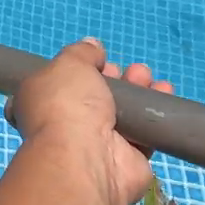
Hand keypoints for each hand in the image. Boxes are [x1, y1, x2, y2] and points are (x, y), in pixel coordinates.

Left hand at [4, 38, 171, 204]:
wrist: (86, 157)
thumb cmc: (67, 104)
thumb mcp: (68, 64)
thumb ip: (82, 53)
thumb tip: (92, 46)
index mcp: (39, 100)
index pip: (59, 83)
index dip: (80, 69)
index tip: (98, 60)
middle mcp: (64, 122)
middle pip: (94, 95)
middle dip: (115, 78)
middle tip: (131, 70)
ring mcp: (95, 142)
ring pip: (120, 112)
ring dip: (137, 91)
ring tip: (148, 78)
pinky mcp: (126, 158)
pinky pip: (143, 132)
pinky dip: (154, 114)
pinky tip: (165, 95)